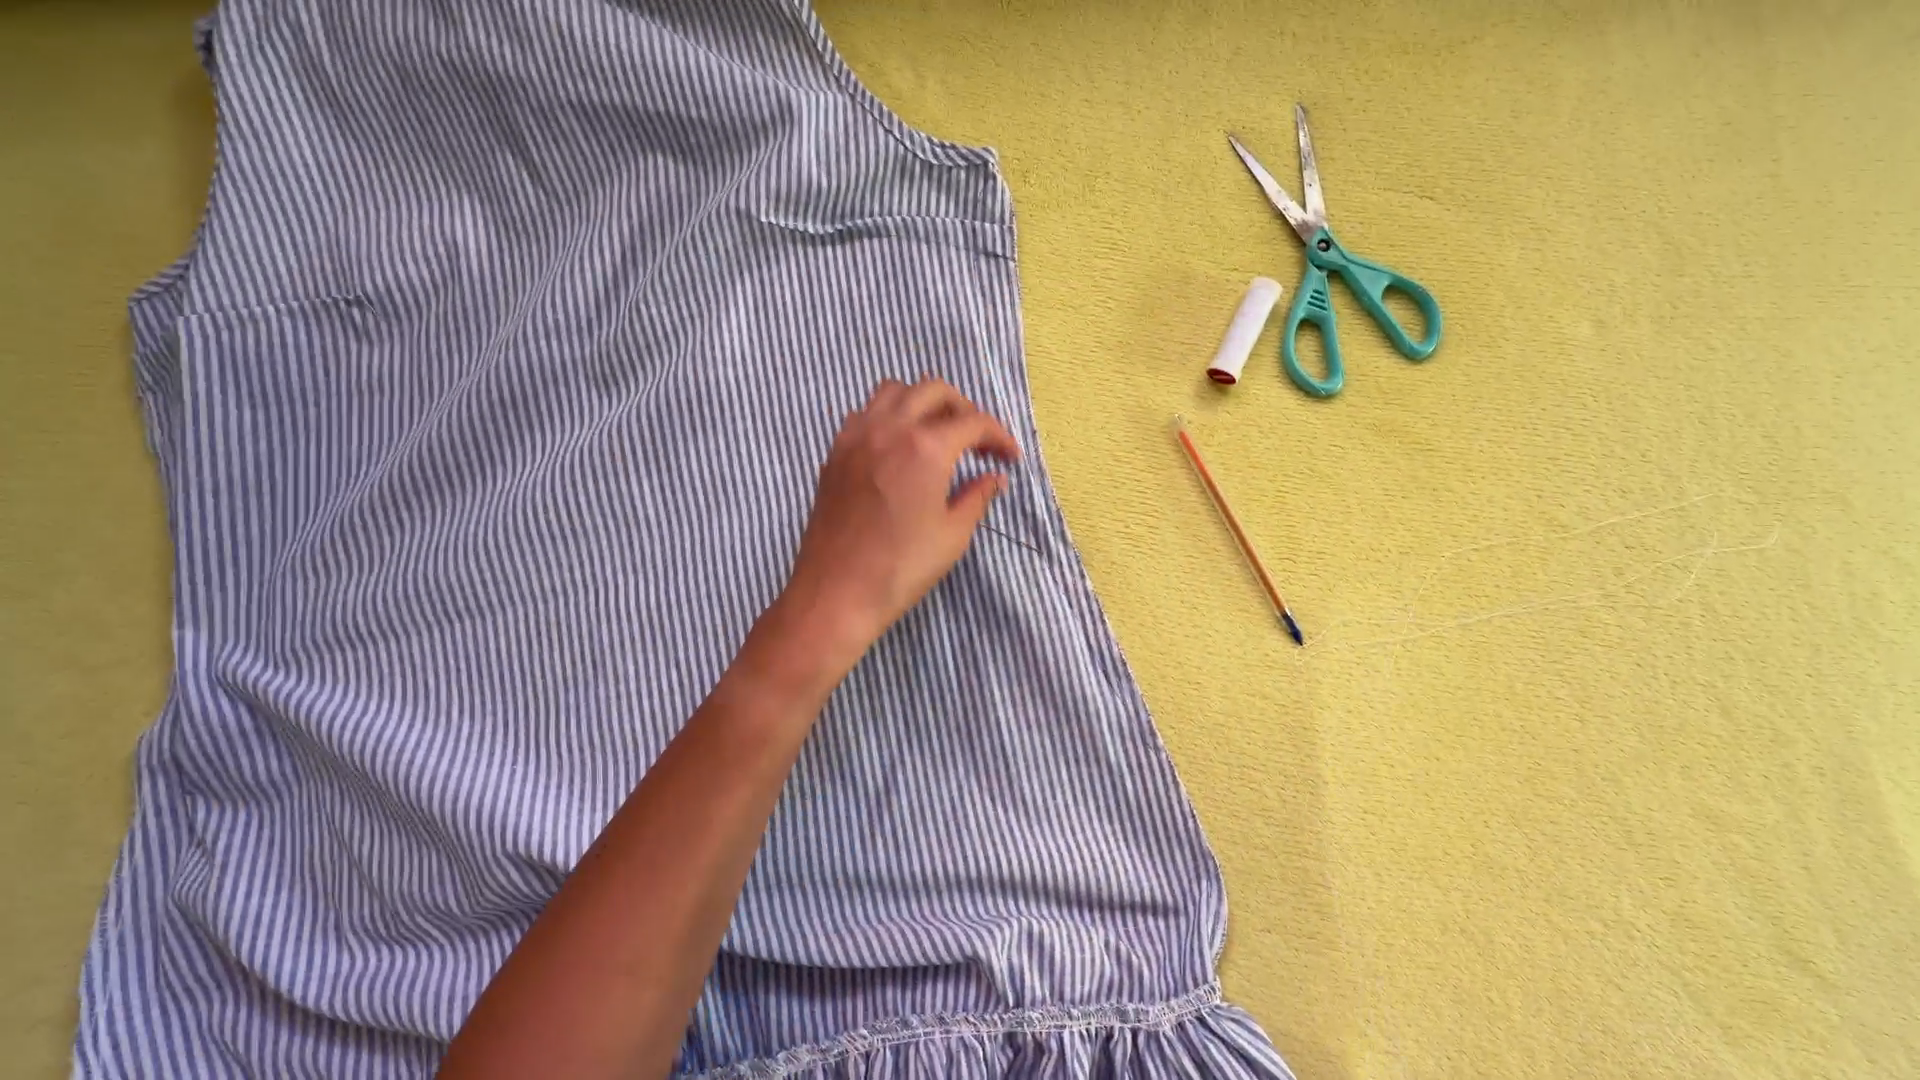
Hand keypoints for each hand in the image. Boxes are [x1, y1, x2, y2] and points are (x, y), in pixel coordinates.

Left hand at [776, 377, 1021, 664]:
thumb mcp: (952, 535)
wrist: (837, 591)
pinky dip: (887, 416)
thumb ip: (977, 497)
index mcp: (926, 448)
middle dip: (963, 409)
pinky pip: (864, 413)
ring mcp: (857, 436)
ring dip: (922, 402)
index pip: (973, 422)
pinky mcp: (836, 451)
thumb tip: (994, 478)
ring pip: (894, 391)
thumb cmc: (901, 568)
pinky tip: (897, 447)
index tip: (1009, 458)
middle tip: (976, 442)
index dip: (998, 436)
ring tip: (936, 434)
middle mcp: (890, 429)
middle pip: (934, 390)